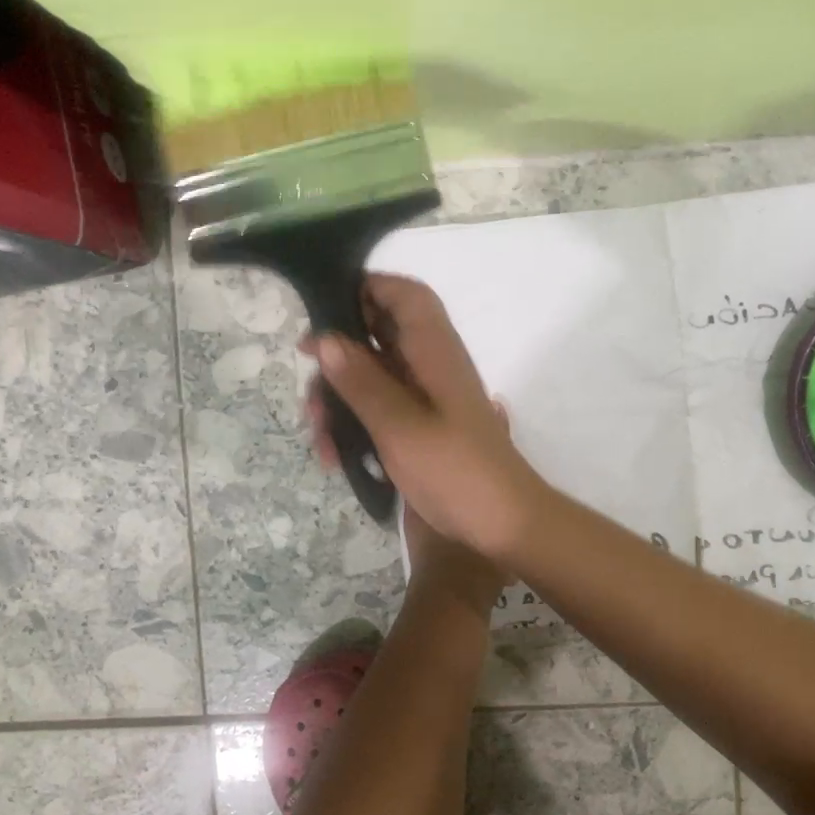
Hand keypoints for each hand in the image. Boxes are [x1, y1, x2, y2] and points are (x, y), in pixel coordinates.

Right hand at [300, 274, 547, 559]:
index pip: (405, 295)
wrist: (503, 524)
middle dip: (336, 363)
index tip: (322, 315)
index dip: (367, 289)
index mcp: (434, 351)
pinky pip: (378, 411)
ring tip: (321, 443)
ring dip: (339, 404)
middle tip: (310, 396)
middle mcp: (429, 365)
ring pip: (370, 378)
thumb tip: (325, 339)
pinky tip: (336, 460)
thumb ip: (362, 382)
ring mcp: (425, 397)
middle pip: (376, 338)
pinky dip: (354, 428)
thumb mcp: (400, 427)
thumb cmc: (456, 470)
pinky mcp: (420, 427)